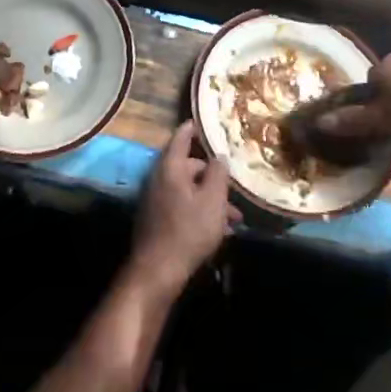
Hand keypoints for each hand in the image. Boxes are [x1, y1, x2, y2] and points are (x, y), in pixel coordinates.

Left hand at [128, 121, 238, 296]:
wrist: (158, 270)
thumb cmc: (188, 231)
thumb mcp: (212, 201)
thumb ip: (217, 175)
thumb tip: (219, 155)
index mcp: (170, 168)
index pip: (181, 138)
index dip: (193, 128)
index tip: (203, 121)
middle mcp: (158, 179)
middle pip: (187, 167)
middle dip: (212, 176)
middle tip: (235, 189)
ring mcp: (155, 199)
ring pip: (187, 190)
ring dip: (210, 199)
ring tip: (234, 219)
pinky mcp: (157, 218)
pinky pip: (182, 206)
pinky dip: (200, 211)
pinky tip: (219, 230)